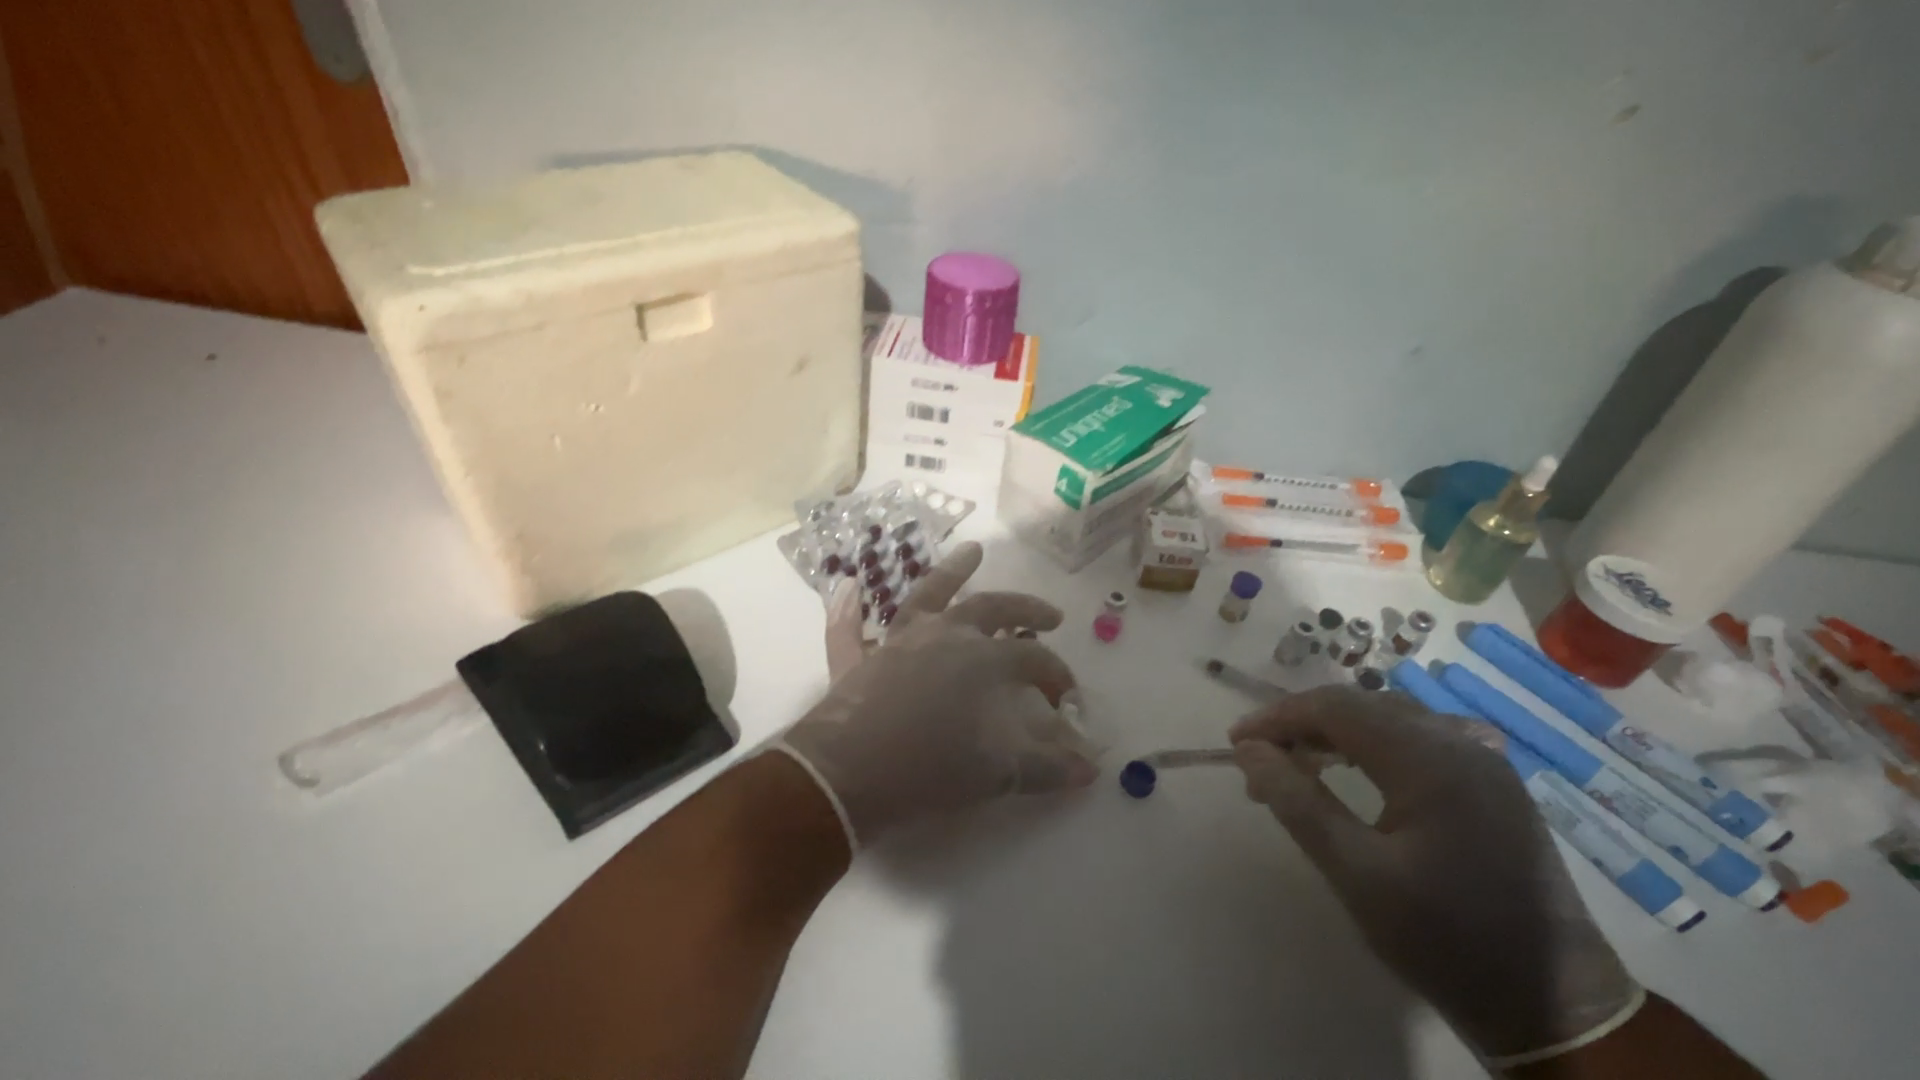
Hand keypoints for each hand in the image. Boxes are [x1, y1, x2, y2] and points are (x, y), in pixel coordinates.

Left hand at [774, 542, 1098, 847]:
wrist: (847, 777)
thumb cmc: (927, 770)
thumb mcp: (995, 774)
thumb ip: (1045, 767)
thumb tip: (1089, 768)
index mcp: (980, 659)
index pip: (1031, 658)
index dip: (1056, 675)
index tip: (1067, 699)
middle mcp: (942, 637)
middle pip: (991, 609)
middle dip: (1024, 609)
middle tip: (1049, 616)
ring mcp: (896, 642)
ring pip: (926, 596)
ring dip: (951, 573)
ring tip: (972, 552)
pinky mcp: (856, 660)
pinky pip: (849, 628)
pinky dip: (848, 608)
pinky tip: (847, 584)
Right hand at [1231, 686, 1639, 1060]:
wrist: (1552, 1001)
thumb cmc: (1445, 940)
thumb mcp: (1357, 875)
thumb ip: (1299, 804)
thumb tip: (1250, 751)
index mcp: (1430, 760)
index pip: (1337, 708)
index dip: (1279, 718)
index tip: (1236, 744)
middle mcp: (1462, 744)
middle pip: (1365, 707)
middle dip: (1305, 725)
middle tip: (1261, 763)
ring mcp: (1486, 763)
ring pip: (1394, 721)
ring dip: (1339, 735)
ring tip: (1299, 769)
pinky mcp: (1496, 786)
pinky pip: (1424, 741)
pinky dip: (1376, 747)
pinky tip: (1360, 775)